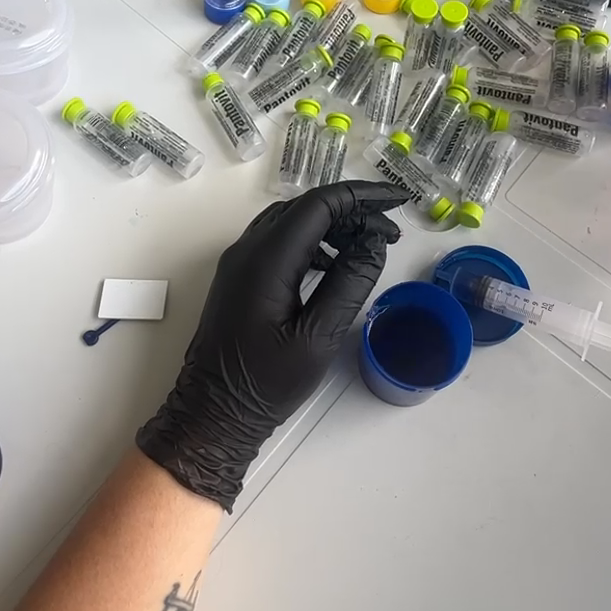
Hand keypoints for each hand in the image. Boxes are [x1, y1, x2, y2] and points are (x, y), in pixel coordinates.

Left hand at [137, 181, 407, 509]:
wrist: (212, 414)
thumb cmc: (265, 384)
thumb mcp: (318, 338)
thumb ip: (349, 284)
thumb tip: (374, 241)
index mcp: (267, 259)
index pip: (319, 204)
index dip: (361, 196)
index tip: (398, 202)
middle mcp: (248, 249)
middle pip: (305, 207)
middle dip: (351, 209)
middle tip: (389, 229)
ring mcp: (240, 262)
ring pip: (291, 221)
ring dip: (332, 224)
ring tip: (368, 244)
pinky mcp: (240, 277)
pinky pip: (280, 240)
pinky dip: (313, 240)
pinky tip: (334, 263)